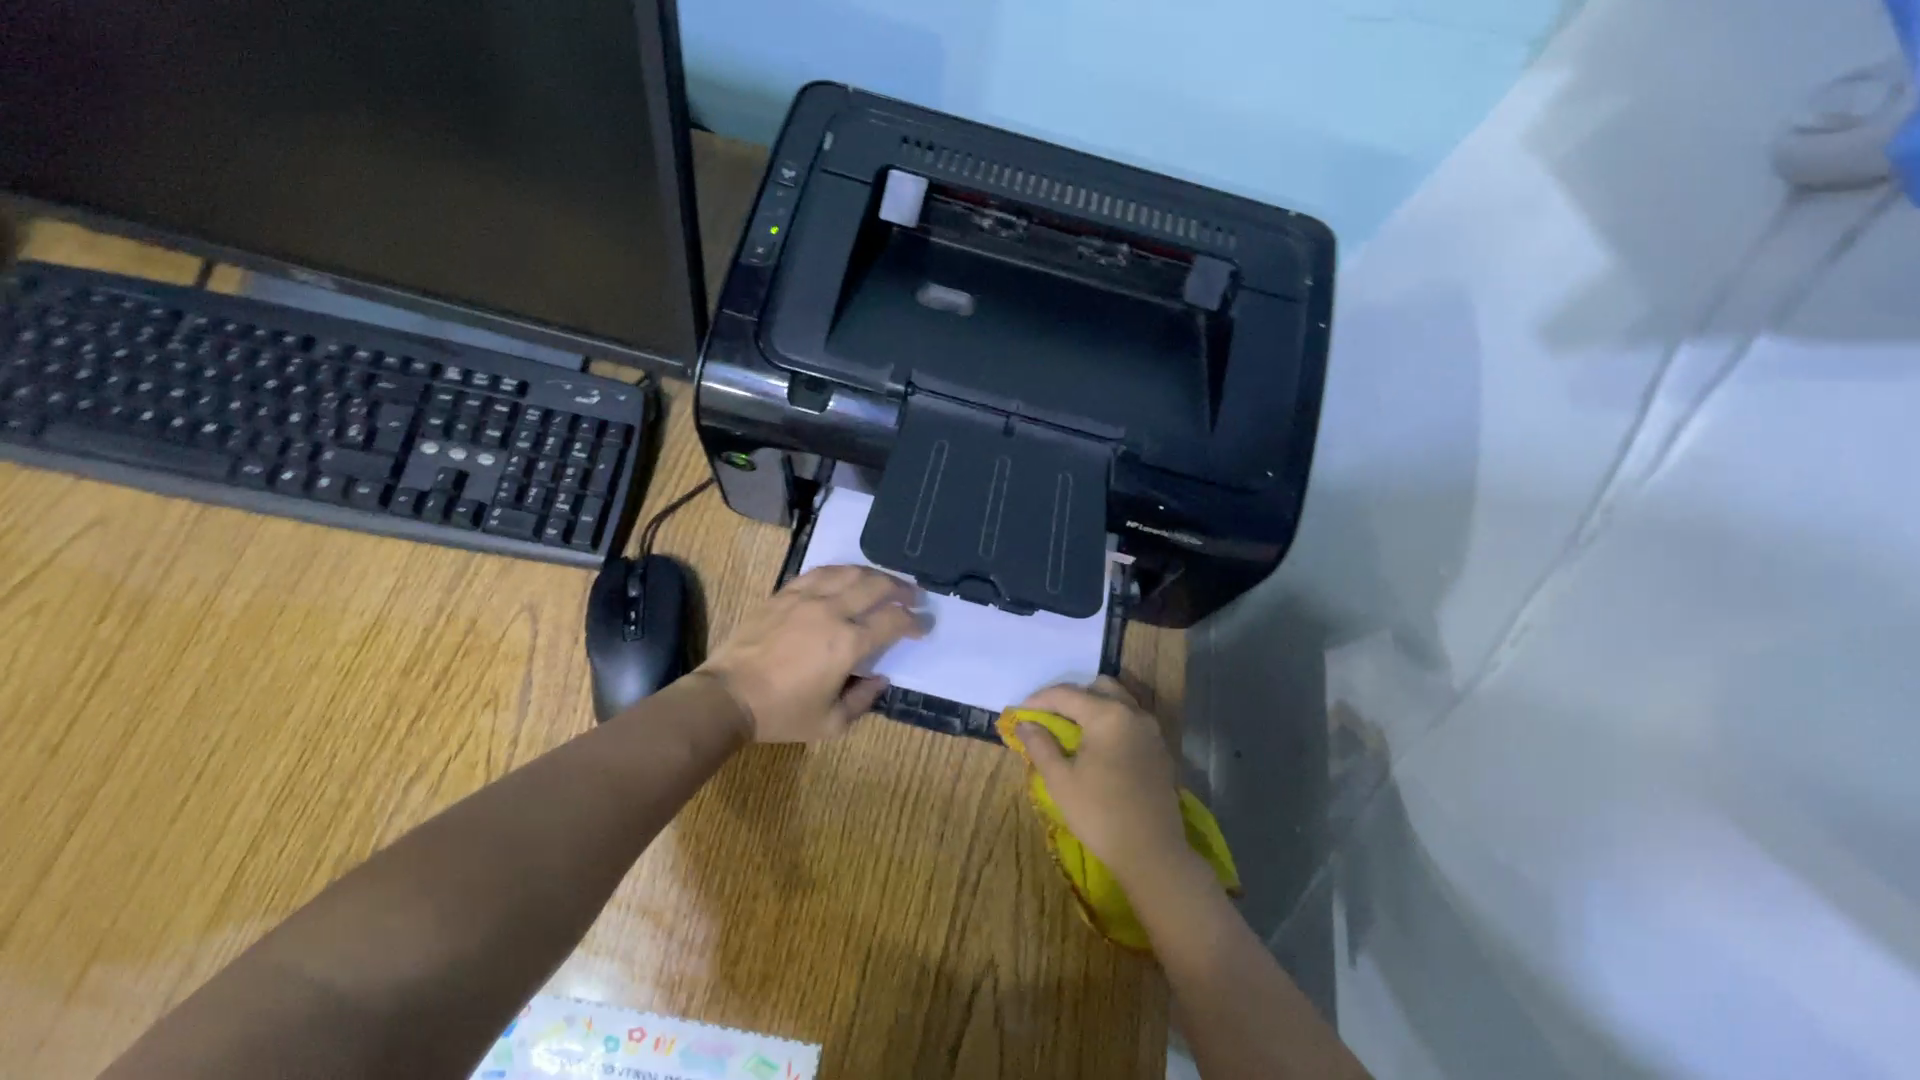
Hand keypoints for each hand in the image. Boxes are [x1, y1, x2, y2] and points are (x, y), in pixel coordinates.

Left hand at [695, 565, 923, 742]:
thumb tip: (882, 679)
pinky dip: (840, 571)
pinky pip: (819, 572)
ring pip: (849, 571)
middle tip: (913, 596)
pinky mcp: (784, 593)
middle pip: (877, 586)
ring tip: (884, 583)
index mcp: (848, 643)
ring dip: (874, 574)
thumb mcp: (830, 723)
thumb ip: (863, 700)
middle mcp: (832, 612)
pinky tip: (846, 577)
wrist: (728, 696)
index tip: (923, 627)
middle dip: (902, 589)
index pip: (893, 621)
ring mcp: (806, 598)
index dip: (914, 622)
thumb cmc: (782, 713)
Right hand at [1014, 677, 1193, 885]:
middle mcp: (1134, 713)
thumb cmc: (1099, 814)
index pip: (1067, 694)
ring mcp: (1152, 731)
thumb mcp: (1060, 780)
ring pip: (1120, 702)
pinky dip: (1112, 723)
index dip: (1039, 700)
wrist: (1151, 852)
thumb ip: (1041, 745)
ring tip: (1073, 730)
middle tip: (1049, 718)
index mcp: (1108, 715)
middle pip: (1099, 688)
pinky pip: (1133, 722)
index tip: (1019, 712)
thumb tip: (1025, 724)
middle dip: (1071, 697)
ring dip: (1094, 707)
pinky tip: (1099, 748)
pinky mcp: (1161, 750)